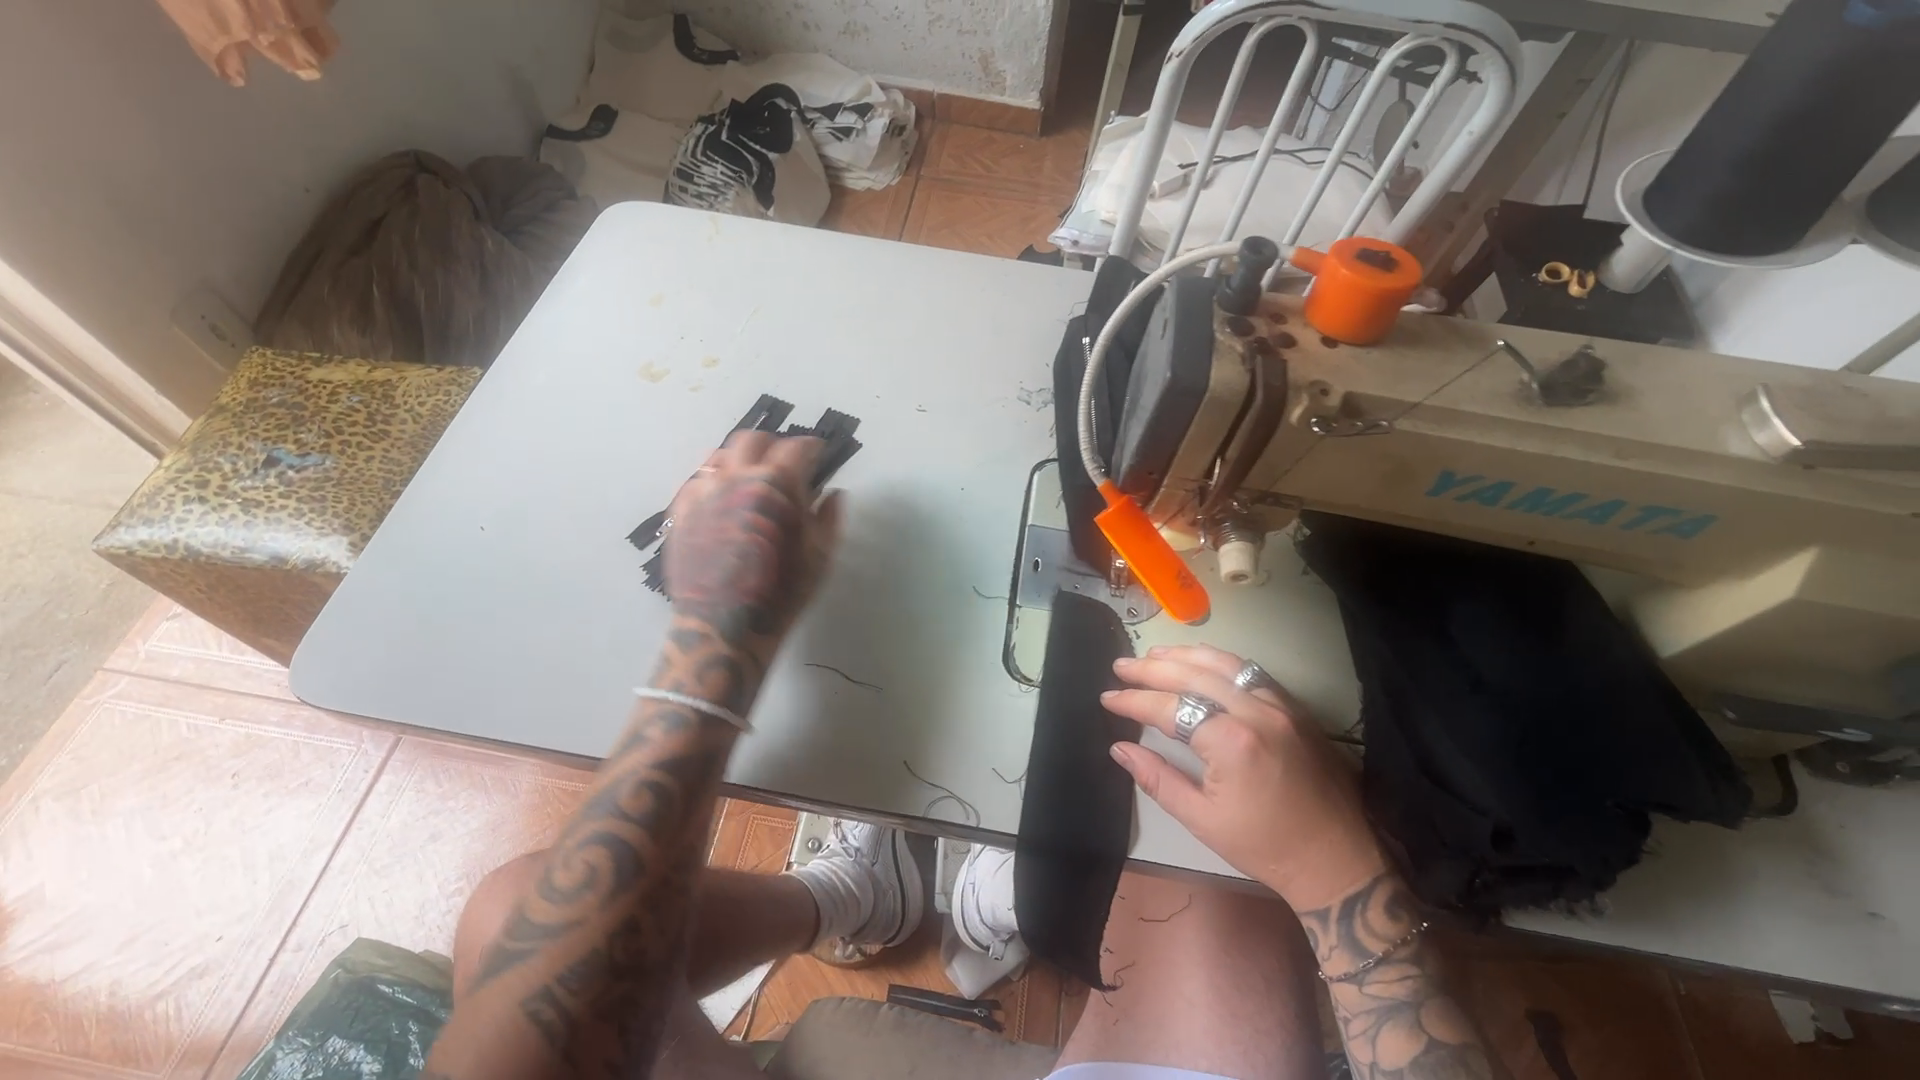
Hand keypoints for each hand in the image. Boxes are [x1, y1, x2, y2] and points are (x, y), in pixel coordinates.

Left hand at [663, 430, 842, 652]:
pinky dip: (714, 480)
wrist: (726, 623)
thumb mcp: (821, 556)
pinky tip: (721, 498)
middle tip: (784, 461)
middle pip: (754, 439)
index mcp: (777, 483)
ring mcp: (704, 491)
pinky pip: (696, 480)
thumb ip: (829, 518)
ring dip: (740, 458)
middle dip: (773, 444)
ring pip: (719, 454)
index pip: (798, 447)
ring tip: (749, 475)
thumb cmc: (782, 591)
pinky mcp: (681, 510)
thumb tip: (833, 494)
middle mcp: (737, 476)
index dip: (812, 448)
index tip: (818, 454)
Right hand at [1102, 644, 1386, 911]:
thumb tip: (1119, 748)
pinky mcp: (1296, 708)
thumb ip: (1156, 778)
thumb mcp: (1201, 819)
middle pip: (1194, 674)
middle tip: (1120, 665)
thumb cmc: (1264, 846)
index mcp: (1230, 741)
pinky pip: (1252, 672)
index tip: (1107, 698)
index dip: (1133, 701)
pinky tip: (1201, 663)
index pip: (1168, 707)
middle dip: (1152, 668)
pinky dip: (1220, 662)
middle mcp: (1256, 711)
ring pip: (1225, 664)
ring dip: (1186, 656)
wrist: (1337, 859)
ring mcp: (1280, 705)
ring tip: (1154, 655)